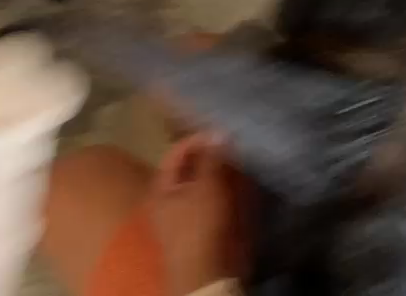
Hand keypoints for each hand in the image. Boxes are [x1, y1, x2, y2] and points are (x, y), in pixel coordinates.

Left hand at [150, 134, 252, 295]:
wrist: (207, 273)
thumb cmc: (200, 227)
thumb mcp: (207, 187)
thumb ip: (213, 157)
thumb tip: (219, 132)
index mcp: (162, 188)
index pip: (177, 151)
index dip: (198, 138)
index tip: (223, 131)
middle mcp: (171, 197)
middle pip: (192, 165)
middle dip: (213, 153)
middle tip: (236, 143)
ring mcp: (187, 211)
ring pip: (206, 179)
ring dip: (223, 168)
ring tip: (243, 158)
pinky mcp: (203, 222)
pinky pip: (215, 194)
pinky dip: (227, 185)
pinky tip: (243, 179)